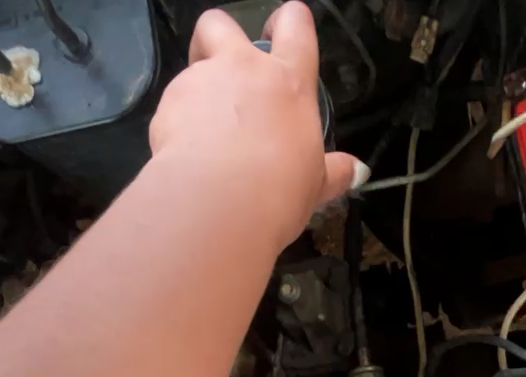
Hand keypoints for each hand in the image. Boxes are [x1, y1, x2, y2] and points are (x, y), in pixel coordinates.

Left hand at [148, 3, 366, 241]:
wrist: (219, 203)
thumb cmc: (280, 190)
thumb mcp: (315, 185)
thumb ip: (334, 172)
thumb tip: (357, 171)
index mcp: (288, 83)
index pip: (295, 26)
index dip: (290, 23)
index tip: (282, 34)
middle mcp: (242, 69)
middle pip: (221, 24)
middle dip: (217, 40)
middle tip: (223, 75)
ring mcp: (200, 83)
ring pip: (192, 69)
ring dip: (197, 95)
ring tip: (205, 140)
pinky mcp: (167, 107)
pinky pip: (172, 110)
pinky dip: (178, 129)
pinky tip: (188, 161)